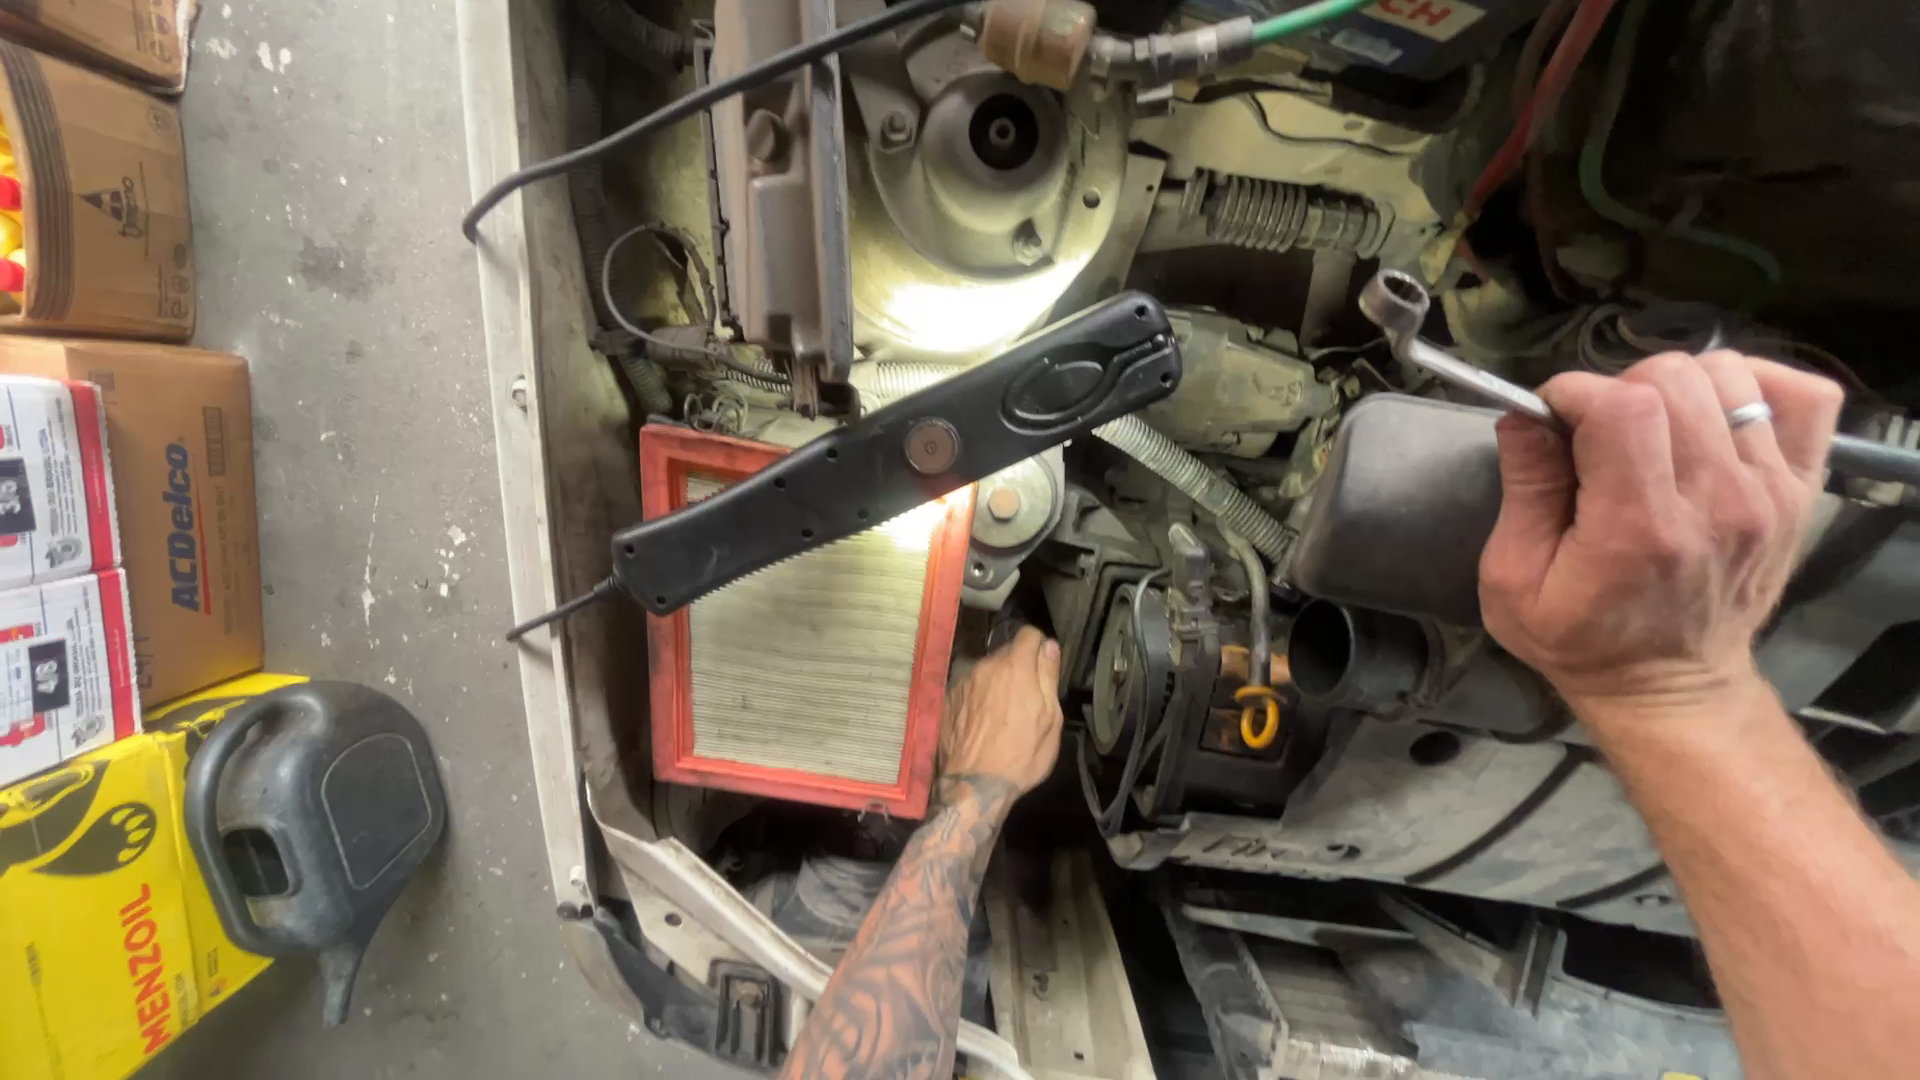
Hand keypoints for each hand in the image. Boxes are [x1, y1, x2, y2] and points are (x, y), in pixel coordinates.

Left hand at [938, 626, 1064, 794]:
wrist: (975, 784)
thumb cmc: (1022, 754)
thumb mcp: (1051, 719)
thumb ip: (1048, 676)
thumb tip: (1048, 645)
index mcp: (1014, 667)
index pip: (1029, 634)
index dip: (1039, 647)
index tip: (1042, 666)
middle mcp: (984, 666)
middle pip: (1006, 653)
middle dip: (1017, 668)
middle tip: (1023, 698)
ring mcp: (962, 681)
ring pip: (985, 671)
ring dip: (994, 682)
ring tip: (999, 714)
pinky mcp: (946, 698)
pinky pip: (968, 687)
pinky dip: (976, 697)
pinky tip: (980, 722)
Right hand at [1479, 351, 1843, 719]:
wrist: (1666, 684)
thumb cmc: (1573, 636)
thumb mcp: (1511, 576)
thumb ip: (1524, 492)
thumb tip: (1523, 418)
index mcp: (1637, 528)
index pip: (1623, 408)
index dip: (1572, 393)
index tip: (1544, 417)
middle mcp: (1718, 501)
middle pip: (1675, 380)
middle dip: (1612, 388)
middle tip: (1585, 431)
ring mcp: (1771, 492)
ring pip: (1729, 376)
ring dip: (1670, 388)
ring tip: (1639, 427)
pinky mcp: (1798, 490)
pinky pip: (1800, 396)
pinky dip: (1748, 385)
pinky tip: (1704, 413)